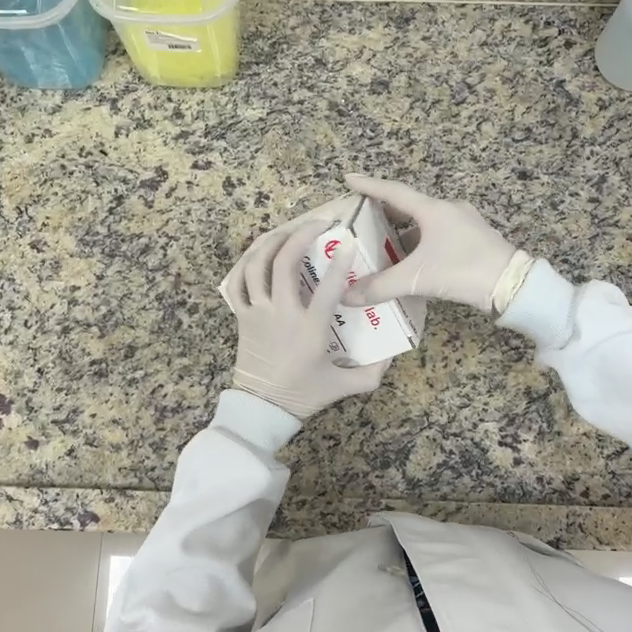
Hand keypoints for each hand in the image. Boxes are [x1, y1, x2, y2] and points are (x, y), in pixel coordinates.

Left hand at [224, 217, 387, 417]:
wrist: (262, 407)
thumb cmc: (304, 394)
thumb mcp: (345, 385)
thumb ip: (374, 372)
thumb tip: (395, 353)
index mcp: (309, 330)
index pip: (326, 289)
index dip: (339, 262)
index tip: (349, 241)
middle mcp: (280, 315)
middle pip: (284, 263)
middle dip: (301, 236)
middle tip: (320, 224)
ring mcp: (257, 313)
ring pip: (256, 265)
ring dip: (272, 241)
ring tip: (288, 229)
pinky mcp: (242, 316)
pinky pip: (236, 281)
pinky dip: (245, 261)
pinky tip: (259, 251)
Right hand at [340, 174, 527, 311]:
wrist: (512, 285)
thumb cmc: (463, 271)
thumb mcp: (417, 278)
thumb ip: (380, 287)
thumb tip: (346, 296)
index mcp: (434, 210)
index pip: (394, 192)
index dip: (370, 186)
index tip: (349, 178)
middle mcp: (450, 211)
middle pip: (411, 206)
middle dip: (386, 212)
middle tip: (364, 217)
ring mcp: (465, 225)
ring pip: (427, 223)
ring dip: (405, 231)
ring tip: (385, 243)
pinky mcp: (475, 241)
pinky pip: (440, 236)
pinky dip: (422, 243)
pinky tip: (414, 260)